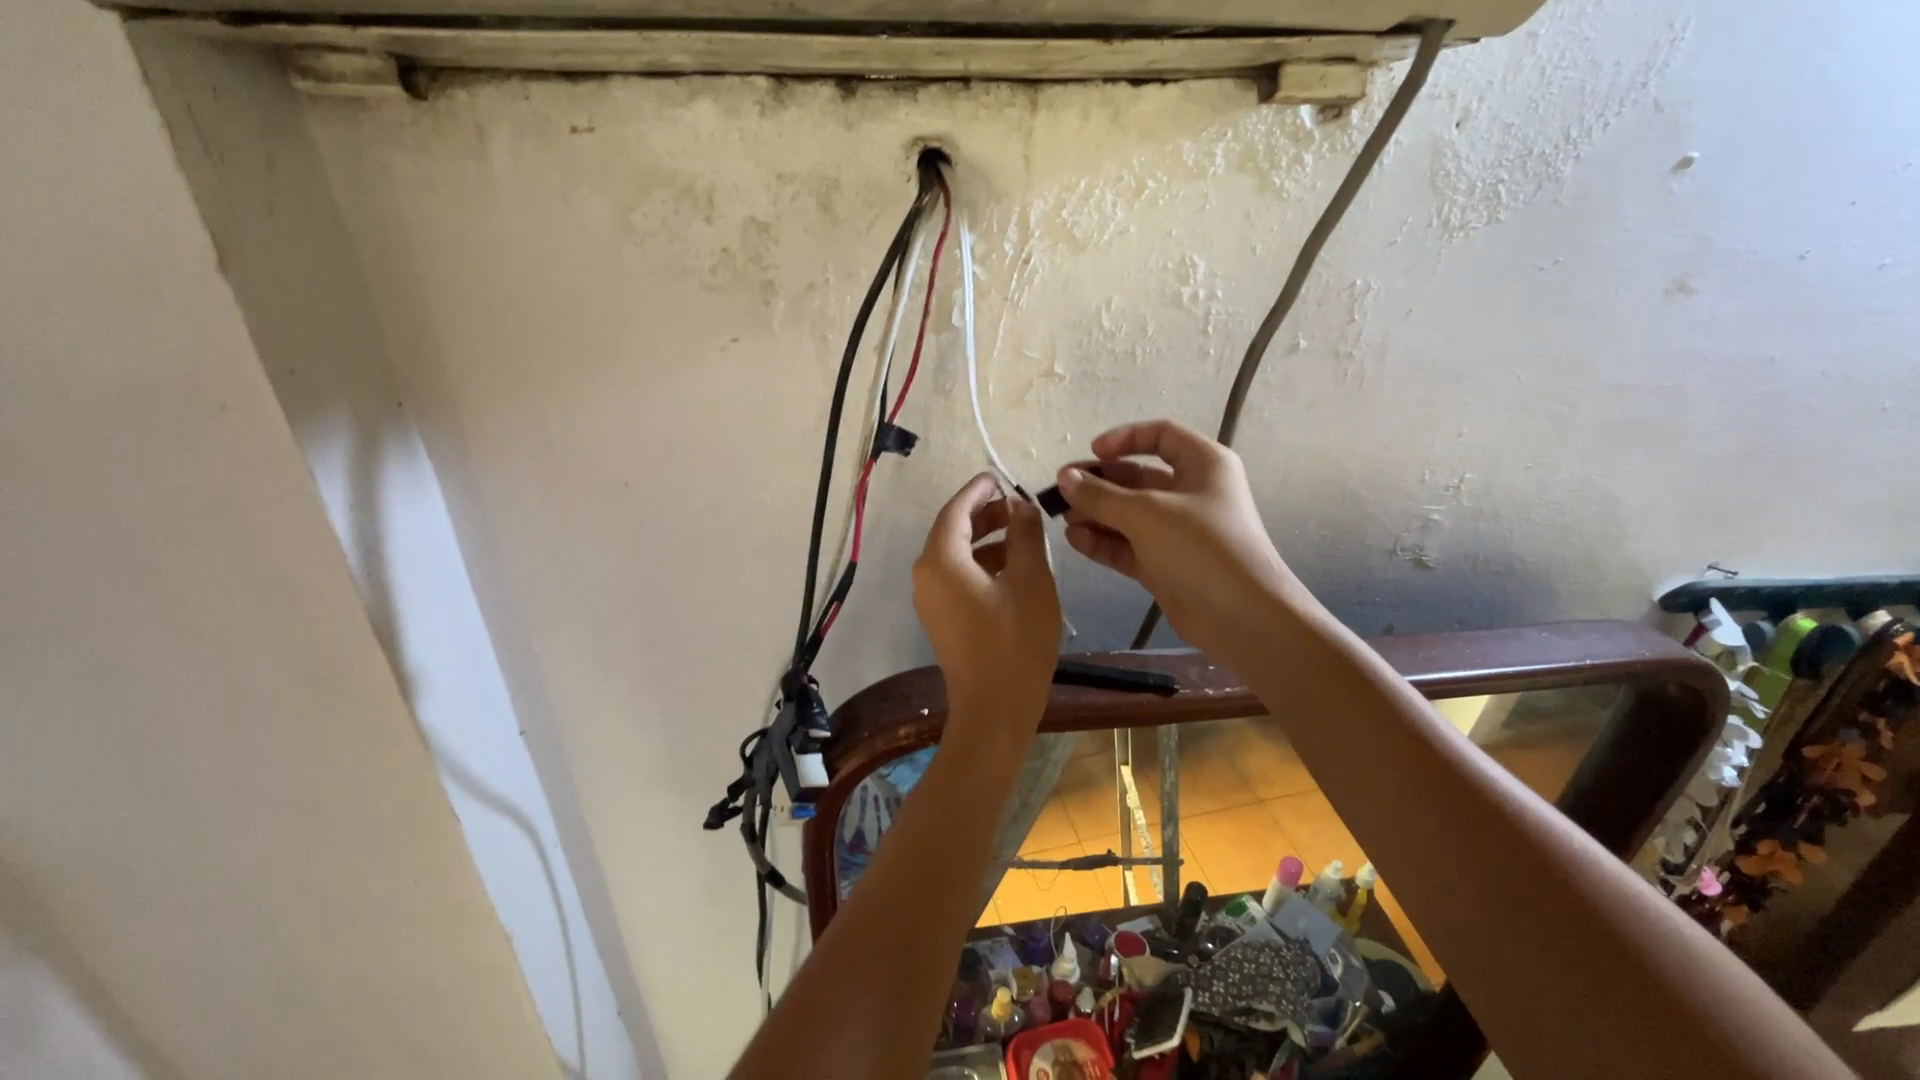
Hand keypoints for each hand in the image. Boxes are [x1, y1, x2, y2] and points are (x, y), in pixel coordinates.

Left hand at [913, 474, 1061, 728]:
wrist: (994, 708)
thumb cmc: (1015, 641)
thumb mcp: (1030, 580)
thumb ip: (1025, 535)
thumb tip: (1020, 506)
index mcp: (941, 560)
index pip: (956, 510)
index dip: (979, 491)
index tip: (1000, 477)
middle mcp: (926, 575)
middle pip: (952, 531)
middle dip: (985, 515)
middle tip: (1020, 506)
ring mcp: (931, 600)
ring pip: (955, 556)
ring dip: (986, 541)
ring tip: (1024, 535)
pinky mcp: (941, 620)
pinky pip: (957, 578)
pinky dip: (981, 566)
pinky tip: (1013, 570)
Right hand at [1058, 420, 1309, 663]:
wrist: (1242, 617)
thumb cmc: (1201, 549)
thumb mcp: (1147, 514)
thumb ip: (1101, 495)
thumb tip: (1065, 478)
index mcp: (1203, 464)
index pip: (1161, 435)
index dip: (1124, 438)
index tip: (1092, 452)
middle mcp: (1192, 493)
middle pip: (1138, 477)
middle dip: (1100, 482)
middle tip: (1061, 491)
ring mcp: (1178, 531)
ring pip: (1130, 514)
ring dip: (1097, 514)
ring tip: (1064, 520)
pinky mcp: (1166, 564)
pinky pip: (1129, 545)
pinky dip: (1104, 542)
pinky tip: (1076, 541)